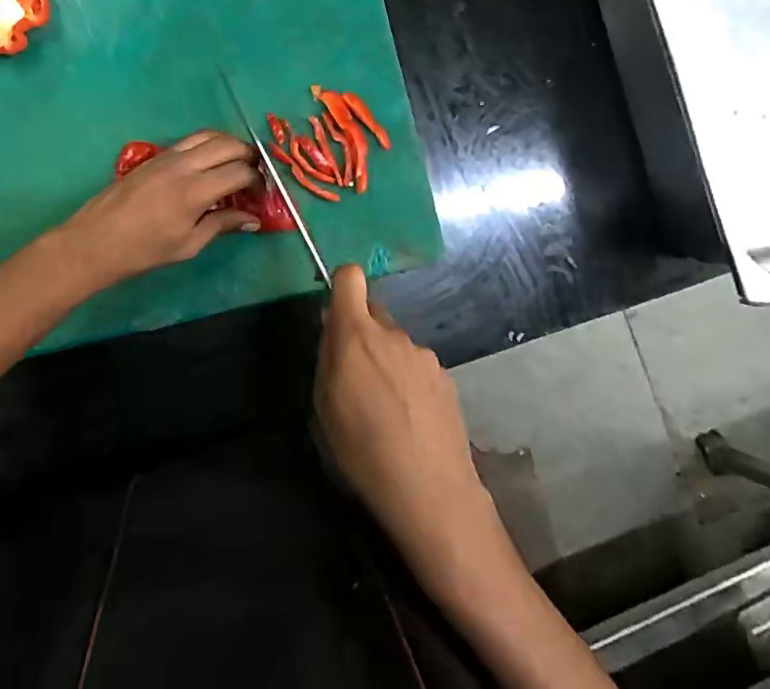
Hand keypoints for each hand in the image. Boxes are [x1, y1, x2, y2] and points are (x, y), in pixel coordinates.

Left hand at [54, 130, 259, 290]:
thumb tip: (252, 219)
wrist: (96, 241)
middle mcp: (185, 164)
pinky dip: (208, 146)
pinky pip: (190, 141)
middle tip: (254, 175)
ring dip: (229, 145)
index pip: (241, 171)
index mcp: (196, 190)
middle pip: (229, 144)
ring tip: (236, 164)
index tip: (260, 195)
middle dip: (249, 156)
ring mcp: (168, 156)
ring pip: (209, 135)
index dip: (258, 181)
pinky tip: (208, 166)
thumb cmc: (144, 250)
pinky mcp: (155, 156)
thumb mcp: (189, 244)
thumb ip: (222, 224)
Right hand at [314, 265, 497, 576]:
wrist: (430, 492)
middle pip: (373, 314)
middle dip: (361, 334)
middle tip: (354, 377)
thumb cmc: (361, 451)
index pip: (350, 278)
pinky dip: (409, 382)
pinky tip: (410, 421)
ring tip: (385, 410)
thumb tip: (333, 328)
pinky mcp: (446, 378)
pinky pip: (417, 367)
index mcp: (356, 335)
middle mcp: (393, 334)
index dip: (340, 286)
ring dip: (386, 362)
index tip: (334, 313)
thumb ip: (328, 357)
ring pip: (396, 344)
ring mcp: (424, 355)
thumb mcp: (323, 406)